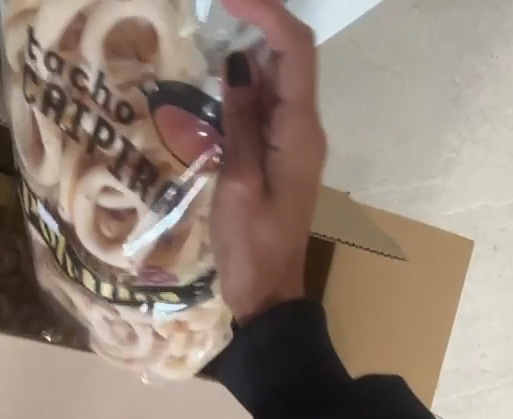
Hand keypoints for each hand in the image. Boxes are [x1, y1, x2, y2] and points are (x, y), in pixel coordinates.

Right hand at [213, 0, 327, 324]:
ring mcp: (295, 147)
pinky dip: (245, 93)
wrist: (268, 297)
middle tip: (210, 17)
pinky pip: (268, 112)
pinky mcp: (282, 162)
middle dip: (256, 27)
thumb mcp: (238, 182)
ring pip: (278, 84)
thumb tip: (240, 65)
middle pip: (290, 59)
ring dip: (249, 58)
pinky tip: (217, 94)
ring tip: (206, 47)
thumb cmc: (250, 248)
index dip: (265, 12)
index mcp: (299, 131)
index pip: (294, 49)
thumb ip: (240, 122)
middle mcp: (305, 130)